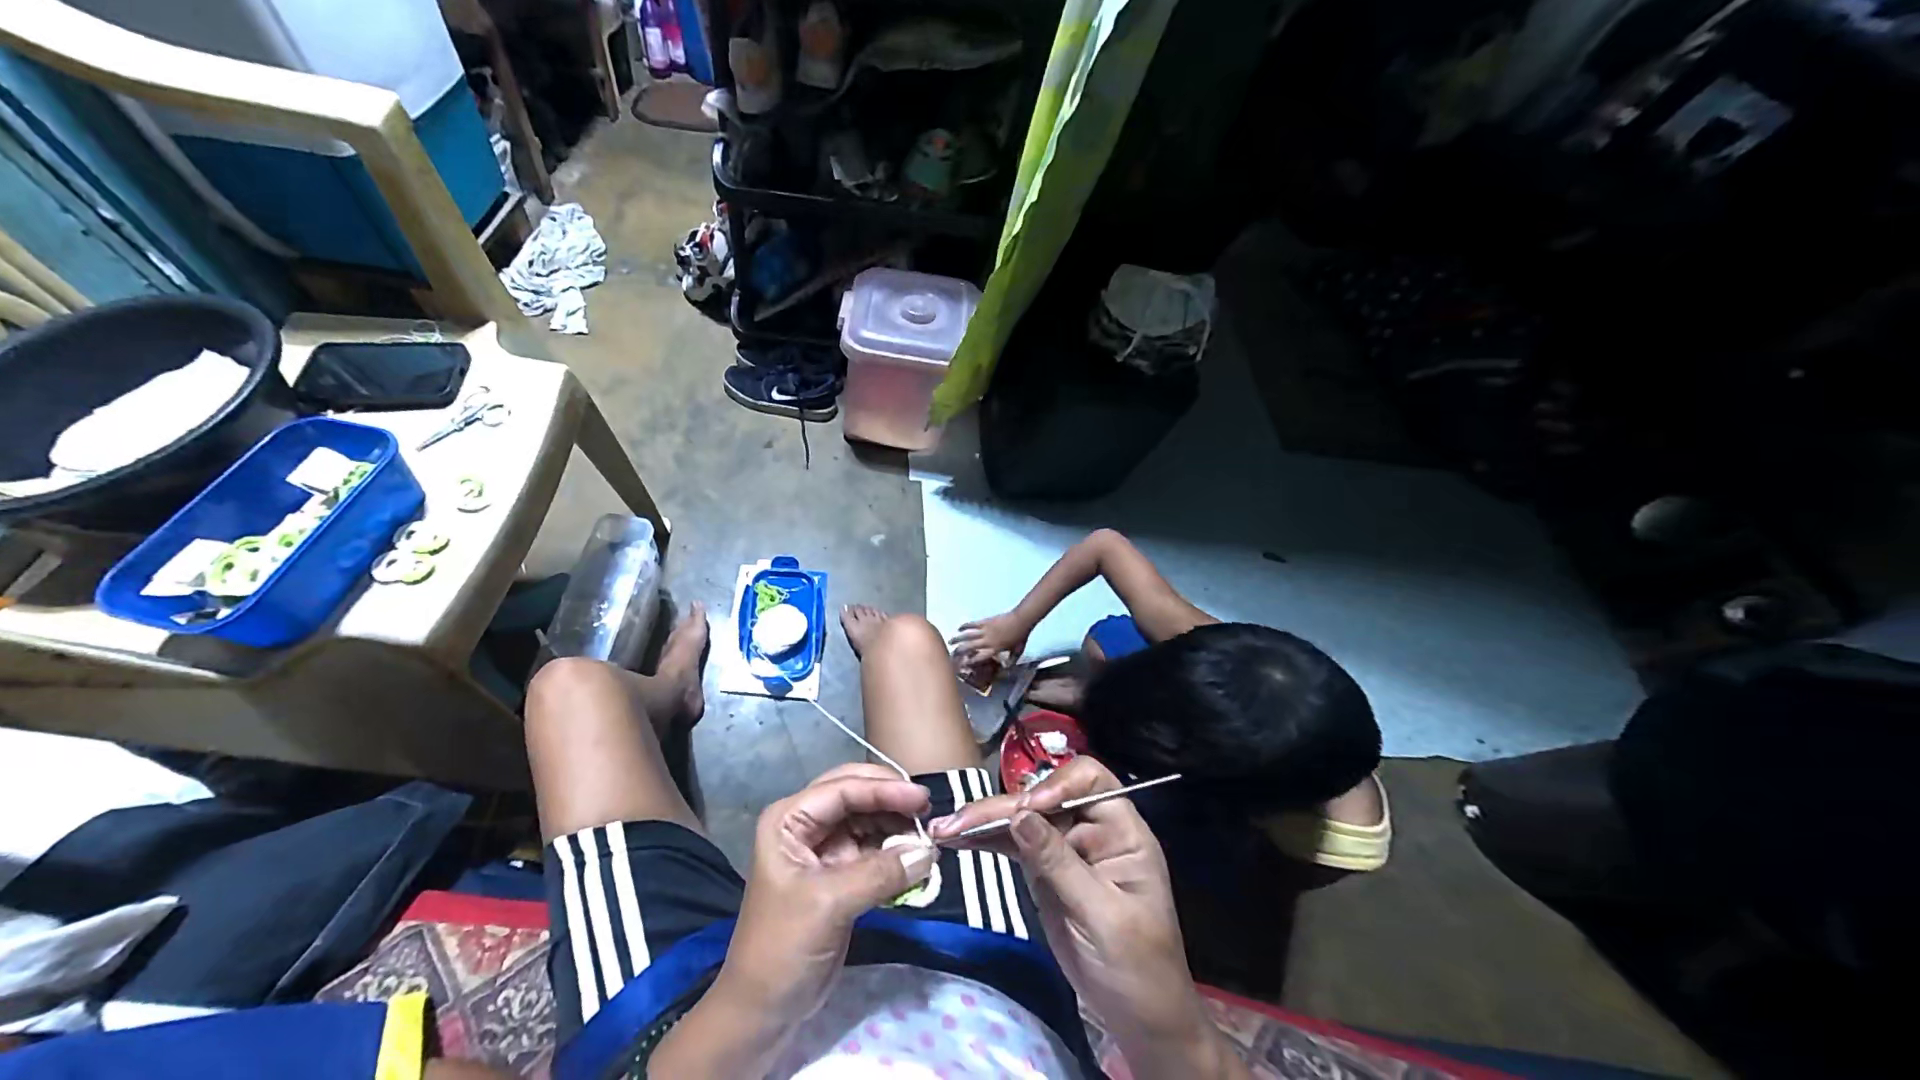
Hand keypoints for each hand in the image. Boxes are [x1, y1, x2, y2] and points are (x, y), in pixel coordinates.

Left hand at [722, 764, 935, 1028]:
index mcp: (788, 820)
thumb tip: (929, 852)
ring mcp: (823, 849)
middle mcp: (805, 825)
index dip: (884, 789)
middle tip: (927, 810)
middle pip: (855, 795)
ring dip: (896, 824)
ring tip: (926, 836)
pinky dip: (895, 850)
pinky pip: (874, 848)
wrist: (763, 1009)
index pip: (843, 789)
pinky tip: (916, 857)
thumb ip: (880, 873)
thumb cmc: (782, 947)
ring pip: (868, 819)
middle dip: (891, 799)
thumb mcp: (829, 904)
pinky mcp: (841, 874)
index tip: (922, 799)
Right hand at [928, 758, 1236, 1075]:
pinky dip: (986, 841)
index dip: (1057, 783)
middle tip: (959, 822)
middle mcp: (1091, 830)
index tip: (1028, 808)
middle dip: (1002, 807)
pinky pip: (1013, 846)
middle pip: (1044, 799)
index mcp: (1121, 830)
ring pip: (1022, 820)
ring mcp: (1065, 849)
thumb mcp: (1103, 915)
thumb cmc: (1138, 966)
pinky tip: (958, 839)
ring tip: (945, 830)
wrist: (1140, 1019)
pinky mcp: (1043, 871)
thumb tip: (1020, 817)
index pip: (1090, 780)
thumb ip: (1059, 864)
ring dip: (984, 821)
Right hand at [949, 611, 1030, 670]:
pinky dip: (964, 626)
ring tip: (950, 641)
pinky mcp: (985, 622)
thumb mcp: (1017, 651)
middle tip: (952, 653)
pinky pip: (972, 624)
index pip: (979, 658)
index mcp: (994, 650)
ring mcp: (985, 631)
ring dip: (957, 639)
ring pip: (967, 635)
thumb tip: (1007, 667)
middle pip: (969, 647)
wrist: (1020, 620)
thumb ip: (1011, 660)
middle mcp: (987, 641)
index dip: (970, 661)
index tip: (963, 664)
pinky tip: (959, 628)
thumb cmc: (1020, 637)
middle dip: (959, 651)